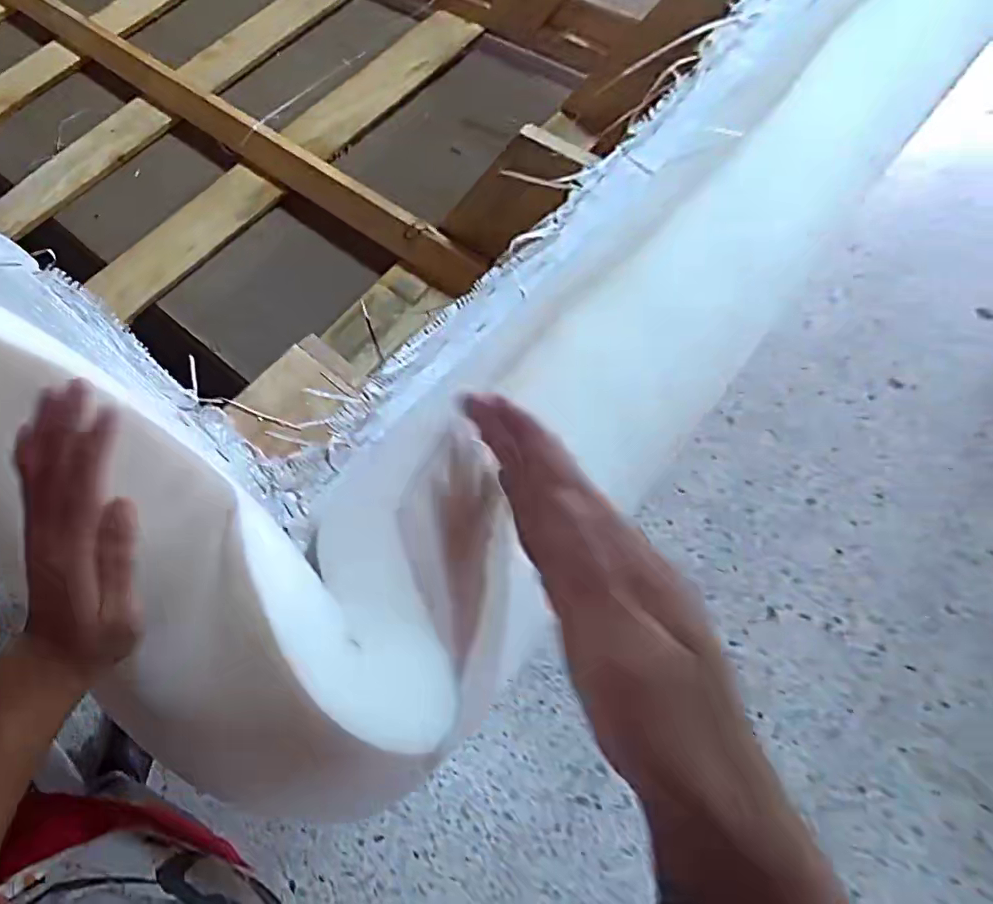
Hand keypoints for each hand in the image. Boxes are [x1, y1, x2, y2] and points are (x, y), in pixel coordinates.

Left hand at [13, 381, 141, 685]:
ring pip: (36, 468)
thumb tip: (122, 504)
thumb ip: (118, 561)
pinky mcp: (31, 527)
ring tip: (52, 391)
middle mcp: (47, 528)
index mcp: (72, 547)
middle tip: (77, 384)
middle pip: (55, 466)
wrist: (50, 656)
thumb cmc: (94, 640)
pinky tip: (28, 429)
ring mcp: (35, 526)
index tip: (107, 412)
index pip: (83, 486)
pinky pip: (25, 483)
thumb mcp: (121, 617)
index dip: (94, 447)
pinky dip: (25, 452)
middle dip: (65, 422)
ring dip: (44, 428)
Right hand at [463, 393, 843, 903]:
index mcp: (621, 560)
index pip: (560, 485)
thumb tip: (550, 496)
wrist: (706, 784)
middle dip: (525, 440)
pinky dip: (543, 505)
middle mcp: (627, 558)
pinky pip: (570, 534)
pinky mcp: (616, 603)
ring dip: (534, 466)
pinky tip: (534, 507)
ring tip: (502, 439)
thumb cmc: (651, 714)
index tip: (482, 403)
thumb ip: (582, 565)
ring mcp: (627, 581)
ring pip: (570, 506)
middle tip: (483, 404)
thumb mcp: (615, 640)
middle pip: (567, 485)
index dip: (522, 442)